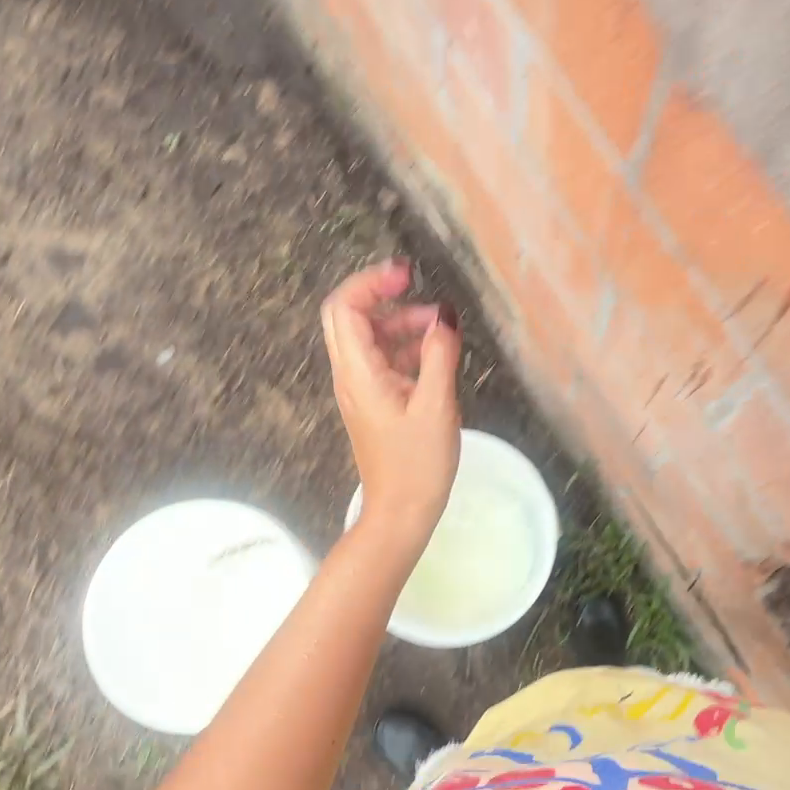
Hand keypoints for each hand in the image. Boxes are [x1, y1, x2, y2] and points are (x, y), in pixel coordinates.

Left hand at [321, 259, 461, 549]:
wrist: (401, 513)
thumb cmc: (418, 465)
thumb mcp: (436, 406)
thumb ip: (439, 355)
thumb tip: (444, 316)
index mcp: (359, 374)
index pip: (345, 308)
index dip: (371, 283)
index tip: (408, 277)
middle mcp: (351, 377)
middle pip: (351, 318)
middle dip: (385, 299)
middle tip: (422, 296)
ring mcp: (361, 391)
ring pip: (370, 340)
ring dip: (400, 325)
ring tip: (441, 332)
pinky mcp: (375, 404)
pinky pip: (383, 362)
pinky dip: (406, 349)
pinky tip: (435, 358)